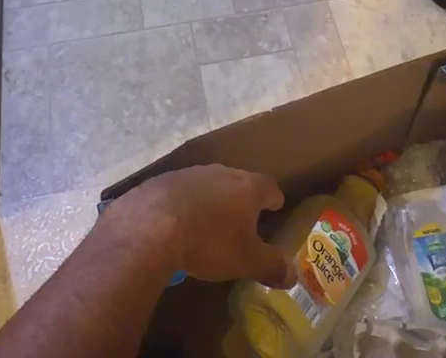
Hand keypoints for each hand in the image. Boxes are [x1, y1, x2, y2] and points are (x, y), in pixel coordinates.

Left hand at [108, 165, 294, 287]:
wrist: (152, 224)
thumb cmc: (209, 241)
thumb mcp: (246, 261)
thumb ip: (271, 266)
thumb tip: (292, 275)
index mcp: (247, 187)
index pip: (269, 186)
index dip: (274, 198)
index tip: (275, 207)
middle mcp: (222, 172)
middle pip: (239, 181)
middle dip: (243, 199)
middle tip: (245, 219)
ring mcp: (192, 173)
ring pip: (211, 184)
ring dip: (214, 200)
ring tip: (212, 222)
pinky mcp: (166, 180)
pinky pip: (184, 190)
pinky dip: (188, 203)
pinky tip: (181, 222)